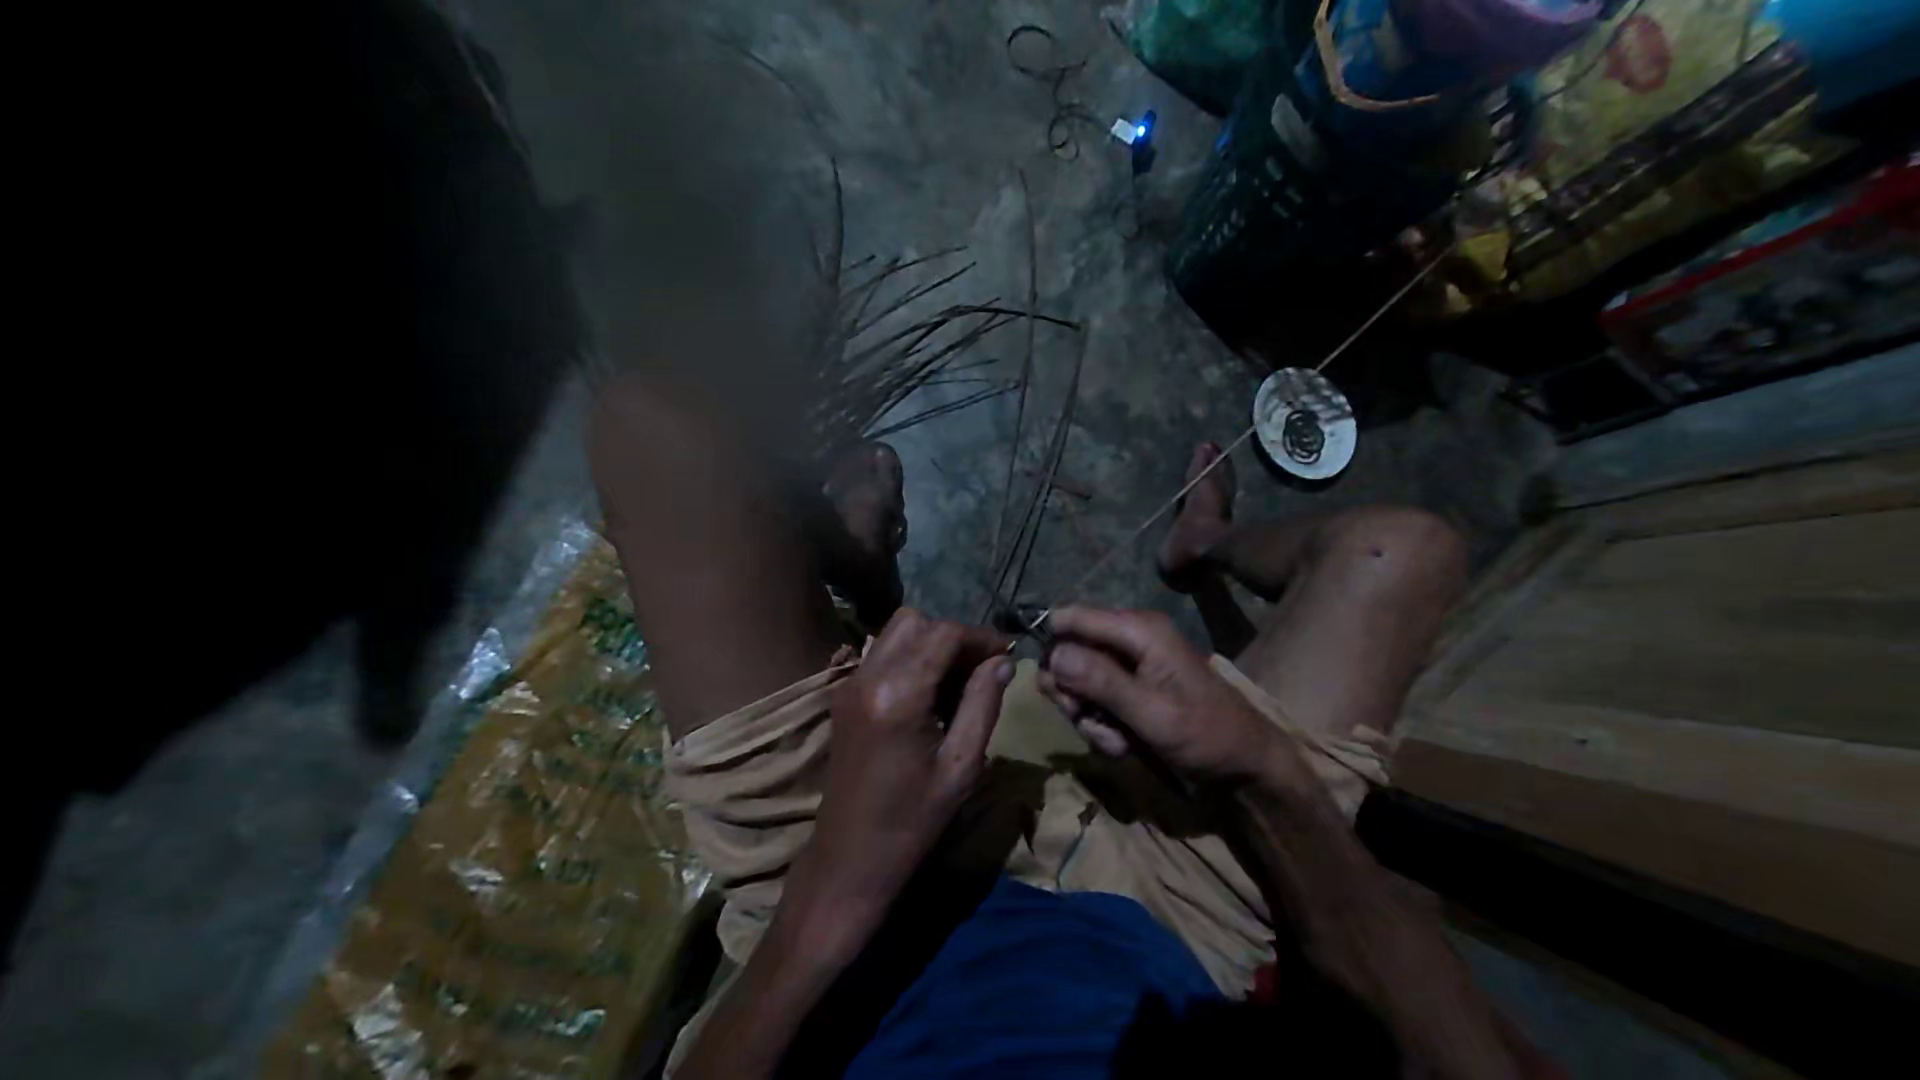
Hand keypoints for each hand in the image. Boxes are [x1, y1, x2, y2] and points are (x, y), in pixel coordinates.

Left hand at [781, 609, 1012, 955]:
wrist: (849, 857)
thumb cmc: (912, 820)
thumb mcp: (961, 766)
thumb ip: (983, 704)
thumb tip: (1003, 662)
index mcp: (898, 695)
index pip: (945, 634)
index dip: (981, 638)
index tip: (1007, 655)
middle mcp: (868, 677)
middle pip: (917, 622)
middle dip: (955, 637)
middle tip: (982, 669)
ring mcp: (850, 683)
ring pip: (896, 631)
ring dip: (931, 643)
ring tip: (957, 681)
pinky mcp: (843, 695)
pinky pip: (882, 653)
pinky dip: (910, 656)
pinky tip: (929, 693)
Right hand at [1036, 606, 1310, 788]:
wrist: (1244, 770)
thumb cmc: (1206, 736)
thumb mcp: (1153, 714)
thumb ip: (1102, 682)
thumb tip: (1053, 654)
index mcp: (1139, 630)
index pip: (1071, 618)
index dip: (1053, 647)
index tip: (1055, 689)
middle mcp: (1129, 639)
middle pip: (1067, 652)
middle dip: (1071, 692)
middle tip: (1085, 719)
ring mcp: (1128, 666)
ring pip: (1076, 682)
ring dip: (1087, 716)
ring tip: (1116, 740)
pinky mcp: (1128, 689)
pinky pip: (1093, 701)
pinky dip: (1100, 726)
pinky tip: (1123, 745)